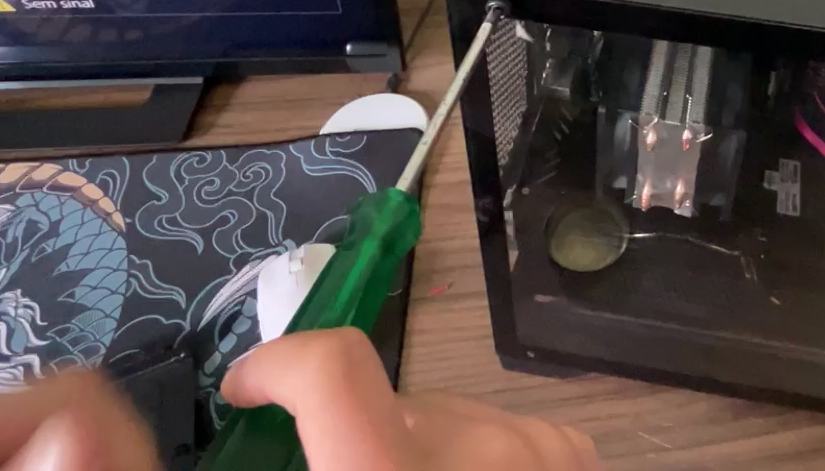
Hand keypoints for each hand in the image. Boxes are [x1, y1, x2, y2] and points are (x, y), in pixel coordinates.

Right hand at [223, 328, 600, 470]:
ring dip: (420, 464)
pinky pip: (500, 437)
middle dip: (356, 452)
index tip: (249, 389)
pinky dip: (475, 469)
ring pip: (446, 424)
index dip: (282, 363)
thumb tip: (313, 457)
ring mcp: (537, 445)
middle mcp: (476, 449)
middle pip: (389, 411)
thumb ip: (344, 470)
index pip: (336, 371)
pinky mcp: (575, 451)